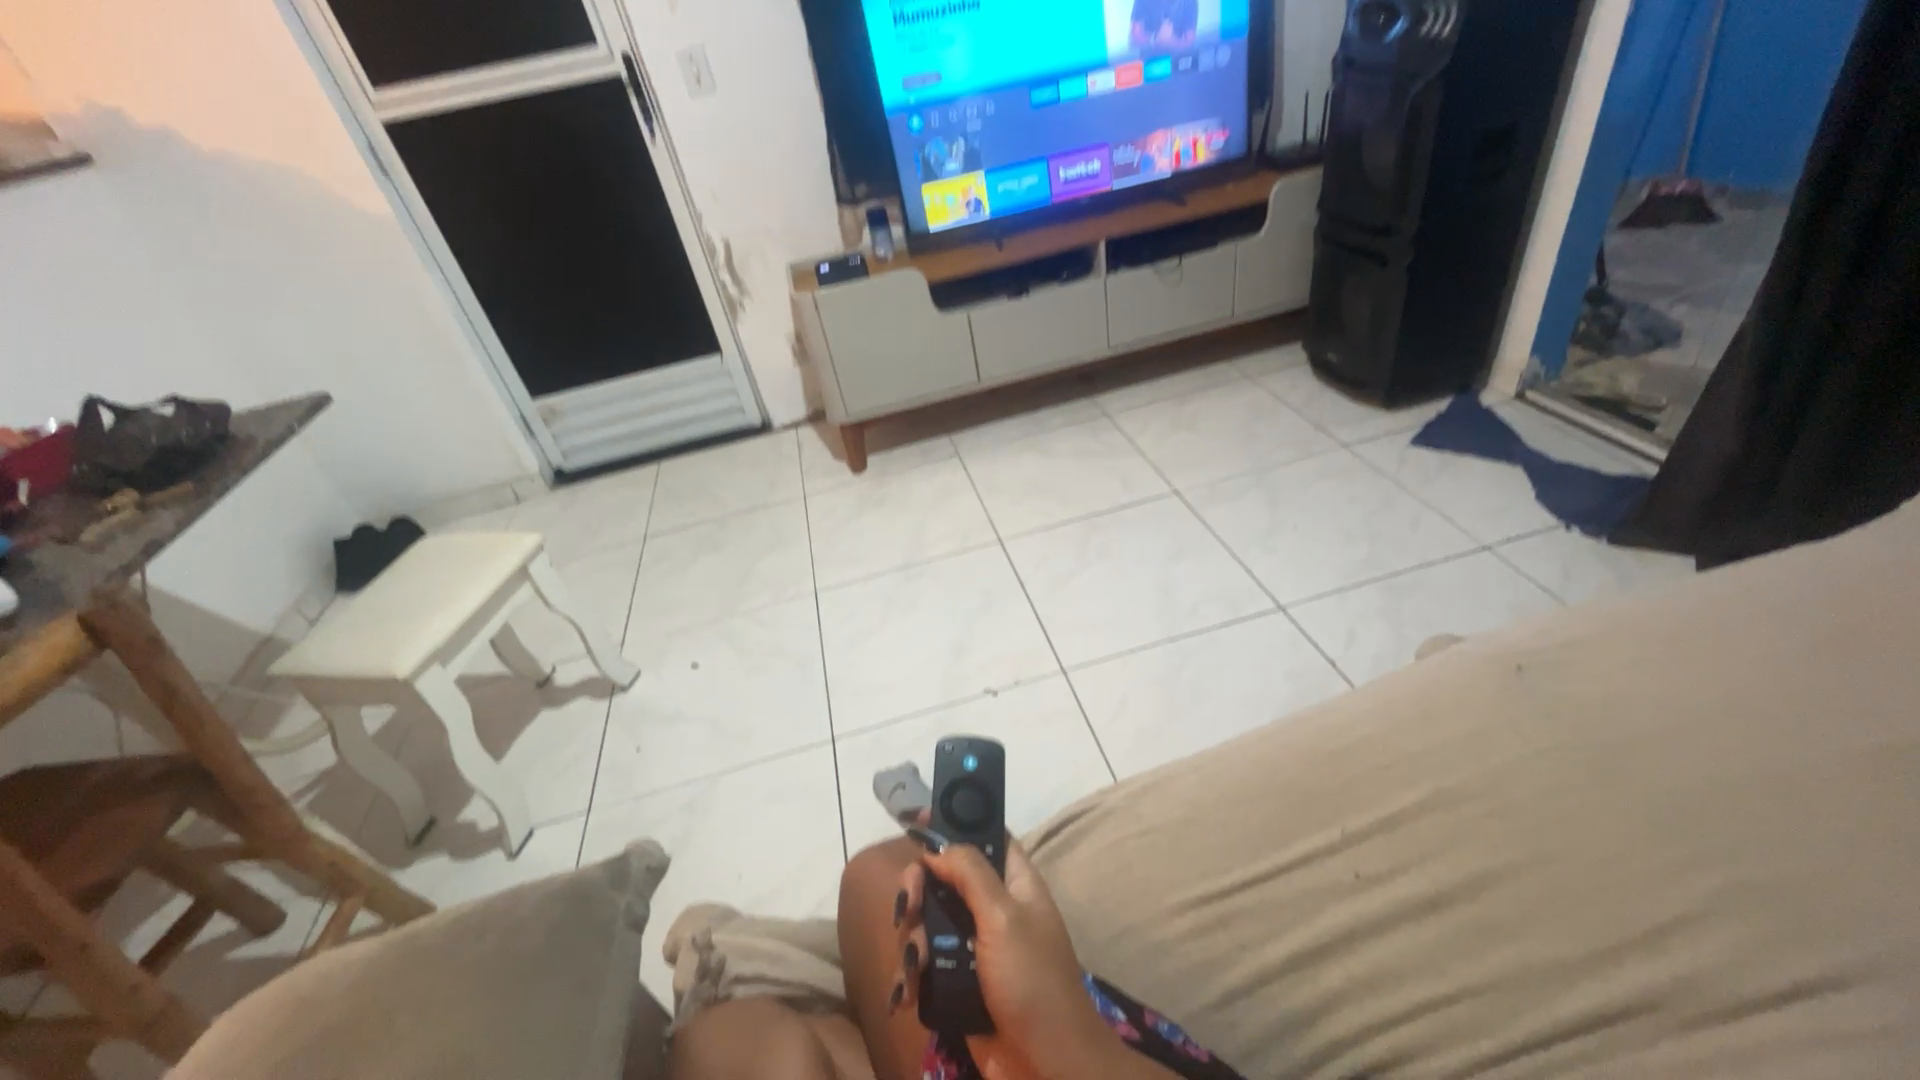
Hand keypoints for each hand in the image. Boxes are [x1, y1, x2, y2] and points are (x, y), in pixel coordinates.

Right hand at [894, 837, 1126, 1079]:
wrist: (1044, 1064)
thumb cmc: (1032, 982)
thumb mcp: (1004, 917)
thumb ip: (970, 873)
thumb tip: (936, 844)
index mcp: (1015, 883)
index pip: (984, 835)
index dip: (953, 823)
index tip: (914, 822)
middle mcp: (992, 908)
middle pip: (942, 877)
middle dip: (918, 890)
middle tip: (909, 908)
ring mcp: (972, 946)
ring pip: (925, 921)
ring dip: (911, 940)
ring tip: (918, 965)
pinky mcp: (956, 981)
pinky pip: (922, 963)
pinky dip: (909, 974)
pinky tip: (907, 992)